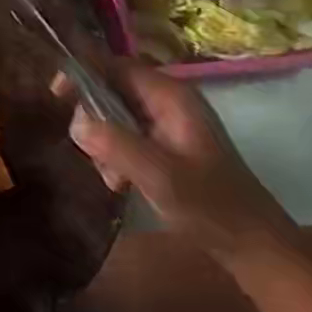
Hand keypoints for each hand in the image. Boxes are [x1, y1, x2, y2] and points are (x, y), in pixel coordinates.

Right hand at [63, 61, 294, 262]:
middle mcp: (166, 100)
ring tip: (112, 176)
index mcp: (169, 95)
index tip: (57, 95)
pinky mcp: (164, 145)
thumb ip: (114, 144)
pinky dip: (114, 155)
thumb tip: (76, 123)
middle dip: (93, 119)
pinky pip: (124, 136)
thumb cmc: (210, 206)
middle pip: (109, 89)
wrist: (254, 248)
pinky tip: (121, 183)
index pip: (113, 64)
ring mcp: (166, 123)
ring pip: (113, 115)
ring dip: (102, 143)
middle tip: (90, 150)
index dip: (82, 73)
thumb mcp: (158, 175)